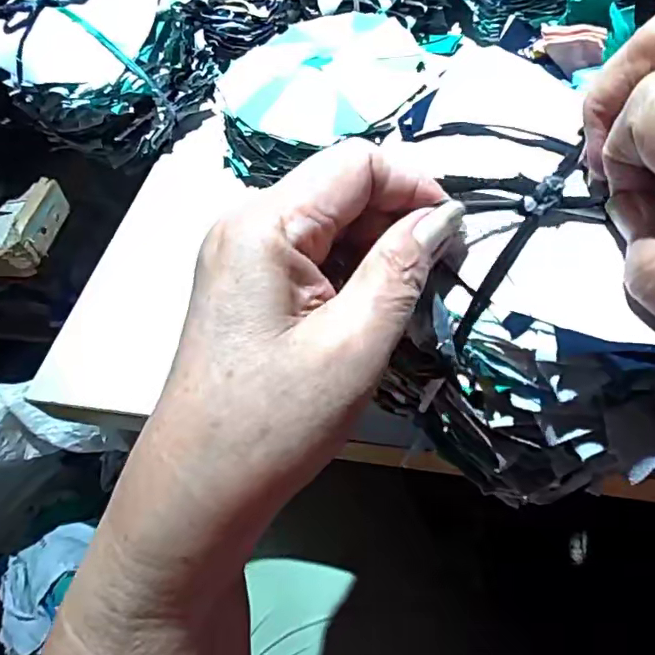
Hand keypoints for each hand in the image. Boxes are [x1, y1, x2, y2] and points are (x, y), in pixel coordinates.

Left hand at [82, 140, 462, 623]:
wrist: (200, 492)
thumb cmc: (275, 423)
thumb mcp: (356, 342)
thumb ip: (403, 267)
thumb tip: (445, 216)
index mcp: (265, 225)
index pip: (356, 163)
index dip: (414, 184)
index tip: (455, 229)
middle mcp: (248, 224)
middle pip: (344, 188)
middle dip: (401, 218)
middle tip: (442, 268)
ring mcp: (246, 254)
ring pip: (335, 222)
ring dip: (382, 247)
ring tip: (413, 294)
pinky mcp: (253, 283)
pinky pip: (317, 253)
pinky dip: (357, 269)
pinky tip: (376, 306)